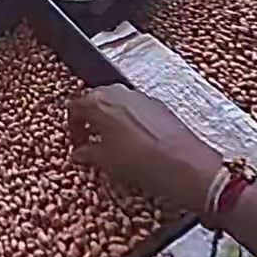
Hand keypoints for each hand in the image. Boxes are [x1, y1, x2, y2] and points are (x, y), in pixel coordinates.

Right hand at [68, 85, 223, 211]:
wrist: (184, 164)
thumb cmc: (142, 161)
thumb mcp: (107, 160)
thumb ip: (88, 153)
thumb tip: (80, 153)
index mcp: (97, 103)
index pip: (75, 107)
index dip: (73, 126)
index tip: (77, 141)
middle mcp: (117, 93)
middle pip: (94, 100)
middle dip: (90, 117)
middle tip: (90, 137)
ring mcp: (138, 96)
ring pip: (115, 101)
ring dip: (109, 117)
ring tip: (112, 139)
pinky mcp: (157, 104)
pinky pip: (134, 106)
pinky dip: (128, 118)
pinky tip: (134, 138)